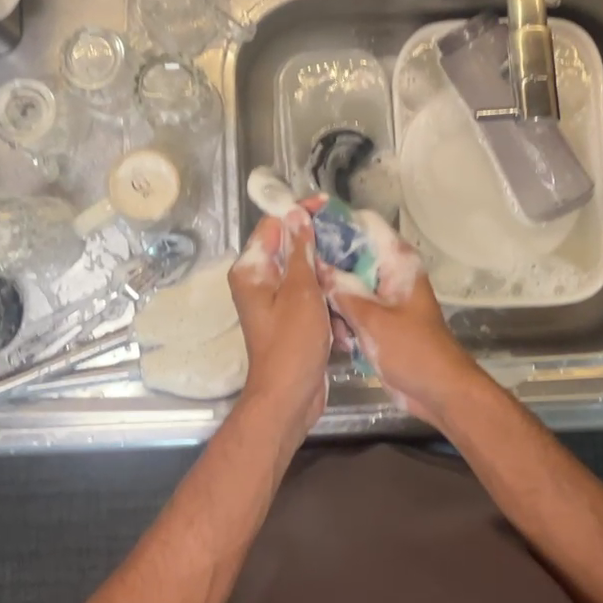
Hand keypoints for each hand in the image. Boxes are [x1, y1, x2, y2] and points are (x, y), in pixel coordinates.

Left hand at [228, 210, 329, 435]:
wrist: (290, 397)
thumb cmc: (292, 343)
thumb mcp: (300, 292)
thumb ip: (300, 251)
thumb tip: (296, 214)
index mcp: (252, 270)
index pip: (273, 225)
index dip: (298, 212)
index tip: (327, 205)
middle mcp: (258, 282)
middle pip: (289, 247)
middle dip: (319, 245)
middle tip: (348, 237)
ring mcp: (274, 301)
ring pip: (304, 273)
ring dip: (326, 275)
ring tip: (350, 270)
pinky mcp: (290, 319)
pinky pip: (310, 296)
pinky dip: (326, 299)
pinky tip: (343, 307)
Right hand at [319, 210, 493, 427]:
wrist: (439, 393)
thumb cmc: (413, 351)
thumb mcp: (372, 319)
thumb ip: (341, 289)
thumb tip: (313, 263)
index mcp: (397, 261)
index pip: (364, 223)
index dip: (334, 219)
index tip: (302, 221)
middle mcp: (389, 272)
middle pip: (349, 253)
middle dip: (325, 265)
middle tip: (300, 276)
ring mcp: (382, 296)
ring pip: (345, 283)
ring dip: (333, 300)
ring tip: (330, 320)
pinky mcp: (377, 319)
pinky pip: (350, 307)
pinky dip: (342, 320)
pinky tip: (341, 339)